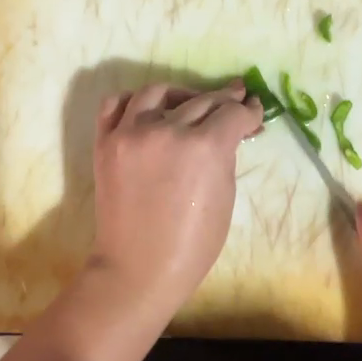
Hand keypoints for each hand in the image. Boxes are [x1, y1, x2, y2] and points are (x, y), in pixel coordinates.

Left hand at [88, 80, 263, 308]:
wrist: (139, 268)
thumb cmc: (192, 243)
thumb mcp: (224, 195)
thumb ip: (225, 154)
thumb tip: (229, 130)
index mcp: (204, 147)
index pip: (233, 113)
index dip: (250, 111)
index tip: (255, 111)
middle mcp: (167, 130)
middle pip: (202, 101)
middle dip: (225, 101)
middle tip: (236, 101)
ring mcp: (131, 133)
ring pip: (159, 92)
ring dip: (181, 94)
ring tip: (192, 102)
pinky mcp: (106, 142)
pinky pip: (116, 104)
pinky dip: (134, 102)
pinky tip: (149, 110)